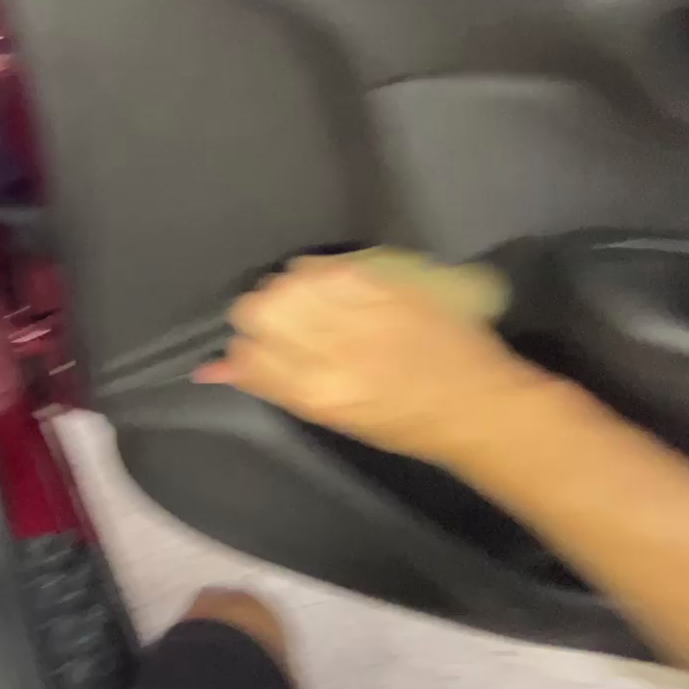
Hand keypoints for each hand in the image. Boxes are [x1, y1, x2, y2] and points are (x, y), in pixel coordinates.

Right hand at [196, 257, 563, 466]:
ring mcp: (359, 312)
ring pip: (284, 283)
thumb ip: (267, 384)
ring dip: (285, 293)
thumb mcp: (328, 415)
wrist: (478, 403)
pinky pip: (319, 266)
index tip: (257, 350)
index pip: (245, 351)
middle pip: (258, 309)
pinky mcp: (382, 285)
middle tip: (281, 325)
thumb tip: (210, 369)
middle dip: (259, 315)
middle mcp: (333, 350)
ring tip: (305, 306)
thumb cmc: (400, 422)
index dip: (244, 348)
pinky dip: (312, 275)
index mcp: (317, 390)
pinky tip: (327, 289)